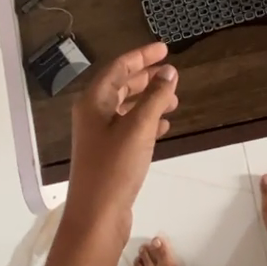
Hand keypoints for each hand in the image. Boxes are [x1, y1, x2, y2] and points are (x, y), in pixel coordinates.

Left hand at [65, 42, 177, 235]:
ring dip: (149, 100)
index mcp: (94, 102)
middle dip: (146, 77)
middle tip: (170, 72)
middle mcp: (93, 114)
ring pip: (126, 107)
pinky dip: (147, 122)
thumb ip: (156, 97)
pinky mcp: (108, 154)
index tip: (164, 48)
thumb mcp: (139, 127)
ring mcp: (99, 136)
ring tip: (173, 100)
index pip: (119, 67)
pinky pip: (129, 128)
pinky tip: (164, 126)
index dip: (142, 55)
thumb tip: (169, 72)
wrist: (96, 217)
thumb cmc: (115, 167)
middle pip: (121, 85)